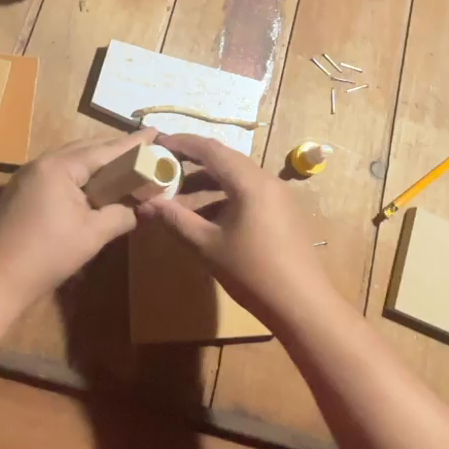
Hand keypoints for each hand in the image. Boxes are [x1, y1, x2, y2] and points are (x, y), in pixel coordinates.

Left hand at [0, 129, 153, 302]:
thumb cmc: (45, 255)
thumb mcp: (92, 235)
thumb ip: (120, 216)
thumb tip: (139, 210)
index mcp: (59, 167)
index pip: (104, 150)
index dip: (132, 143)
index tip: (155, 132)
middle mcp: (41, 163)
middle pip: (85, 148)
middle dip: (114, 149)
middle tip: (143, 150)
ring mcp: (27, 176)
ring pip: (69, 159)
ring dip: (95, 161)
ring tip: (121, 164)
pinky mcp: (20, 192)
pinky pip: (56, 172)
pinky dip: (78, 173)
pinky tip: (90, 185)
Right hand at [137, 133, 336, 327]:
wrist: (302, 304)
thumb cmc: (252, 272)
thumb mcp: (207, 246)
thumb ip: (176, 220)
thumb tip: (146, 204)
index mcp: (249, 182)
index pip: (210, 149)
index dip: (182, 143)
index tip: (158, 143)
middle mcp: (267, 180)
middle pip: (225, 159)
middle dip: (193, 161)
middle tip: (164, 165)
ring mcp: (278, 195)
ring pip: (237, 177)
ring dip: (207, 182)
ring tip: (178, 194)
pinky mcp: (283, 212)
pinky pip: (248, 192)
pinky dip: (224, 196)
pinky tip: (205, 217)